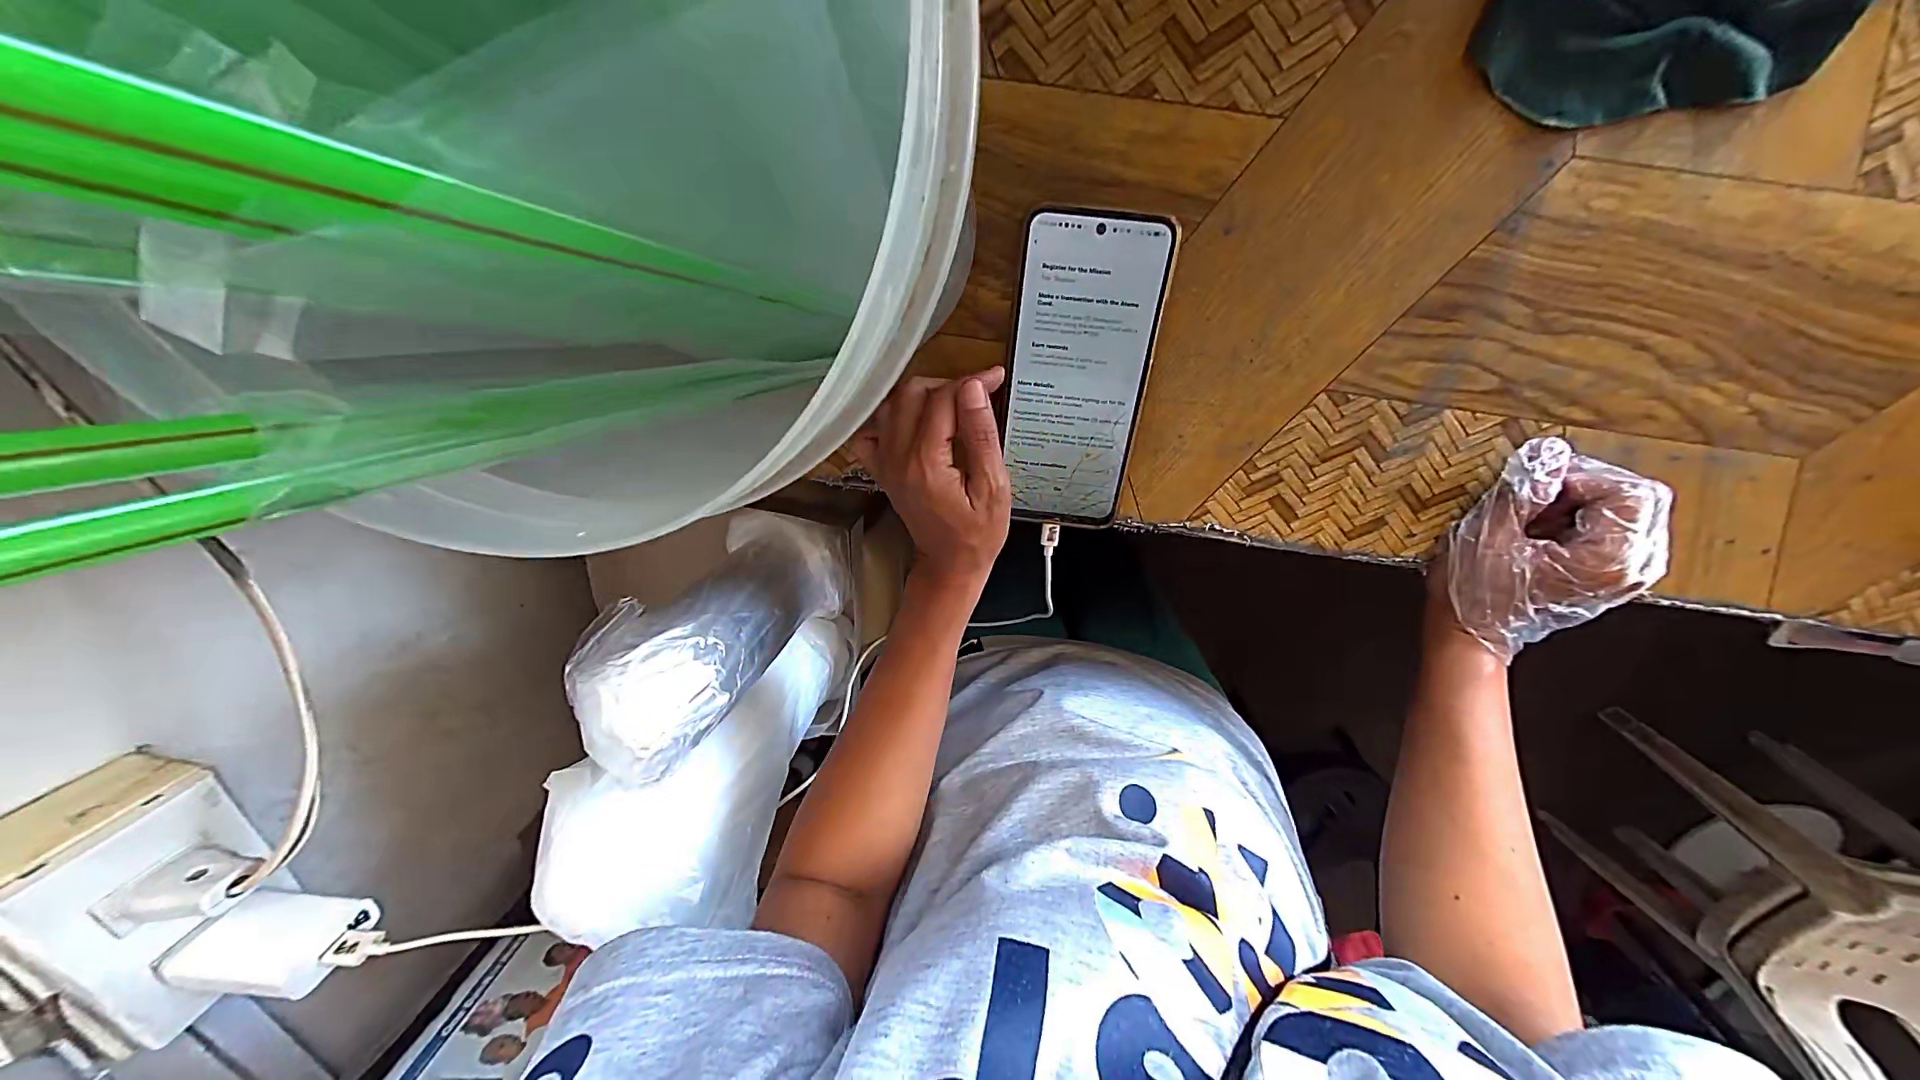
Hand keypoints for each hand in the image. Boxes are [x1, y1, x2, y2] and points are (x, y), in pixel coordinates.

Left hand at [852, 368, 1011, 588]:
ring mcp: (885, 462)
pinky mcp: (882, 467)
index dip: (973, 382)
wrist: (950, 563)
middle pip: (913, 391)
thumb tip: (973, 390)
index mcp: (927, 462)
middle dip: (949, 385)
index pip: (944, 398)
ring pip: (894, 403)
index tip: (995, 379)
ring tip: (954, 409)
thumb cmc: (977, 534)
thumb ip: (981, 436)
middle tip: (976, 397)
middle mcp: (898, 457)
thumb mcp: (993, 487)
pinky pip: (874, 428)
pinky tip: (917, 423)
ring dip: (924, 396)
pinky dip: (893, 416)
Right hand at [1435, 436, 1671, 659]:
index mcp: (1610, 561)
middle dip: (1580, 489)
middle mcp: (1632, 569)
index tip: (1535, 485)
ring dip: (1576, 505)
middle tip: (1531, 500)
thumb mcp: (1488, 533)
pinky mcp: (1610, 574)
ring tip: (1530, 521)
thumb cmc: (1473, 594)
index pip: (1627, 490)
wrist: (1469, 633)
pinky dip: (1575, 521)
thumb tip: (1547, 453)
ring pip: (1622, 512)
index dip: (1579, 477)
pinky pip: (1610, 529)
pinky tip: (1538, 533)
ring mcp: (1625, 574)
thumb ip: (1522, 489)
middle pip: (1634, 499)